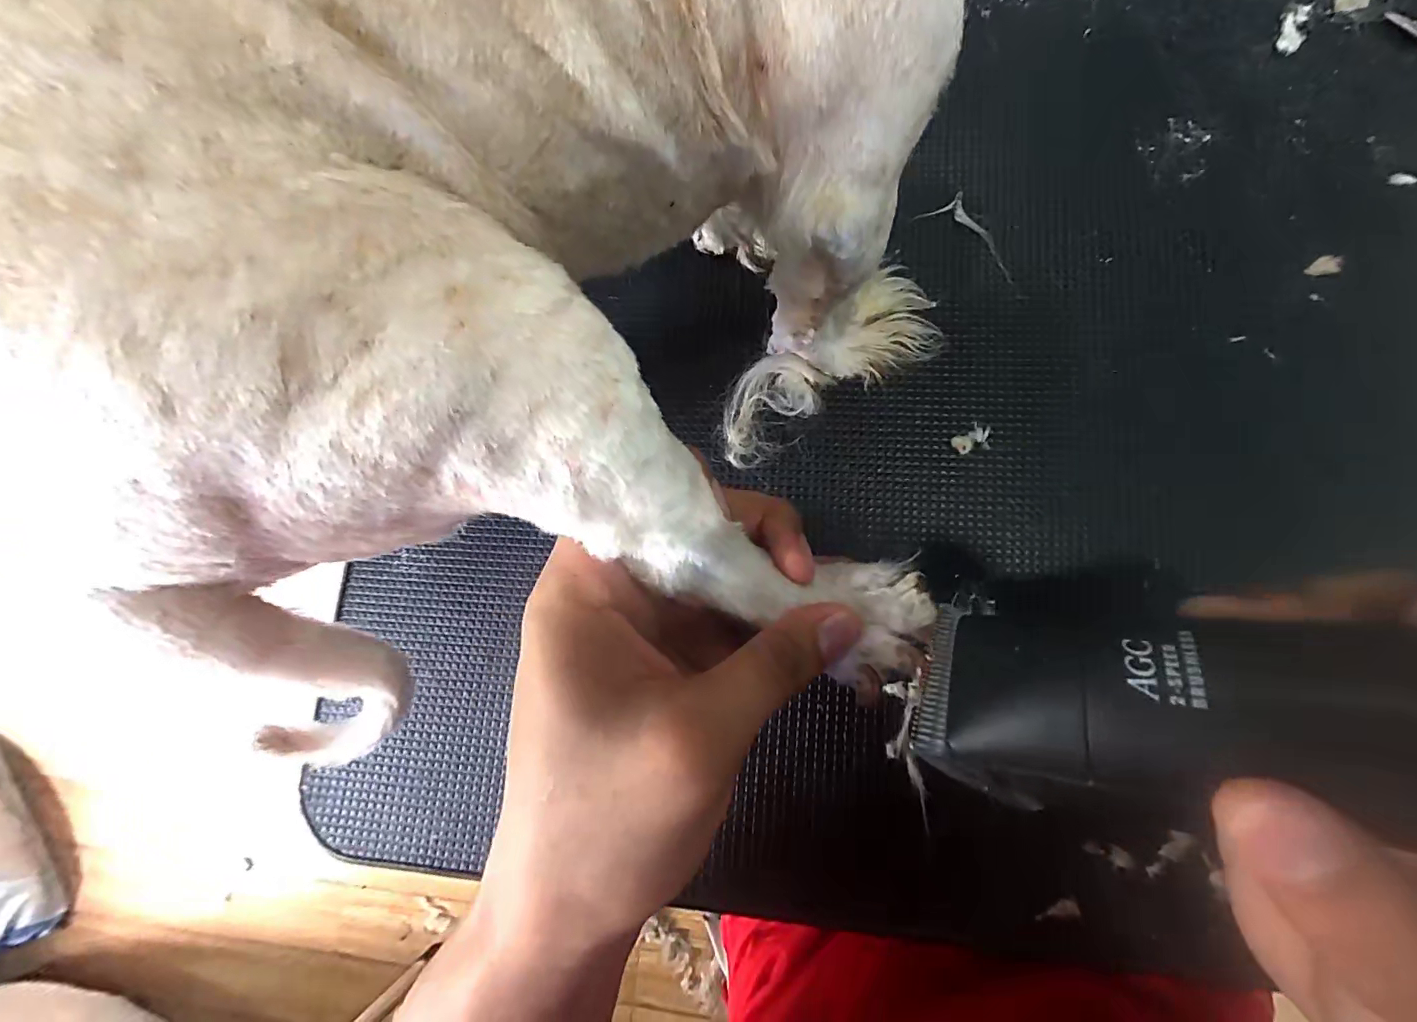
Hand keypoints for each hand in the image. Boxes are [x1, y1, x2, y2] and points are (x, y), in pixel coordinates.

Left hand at [400, 484, 859, 1020]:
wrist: (570, 913)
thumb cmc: (609, 819)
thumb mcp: (700, 734)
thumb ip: (777, 662)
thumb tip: (846, 614)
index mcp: (590, 590)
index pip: (650, 502)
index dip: (719, 506)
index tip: (779, 553)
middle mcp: (620, 596)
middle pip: (700, 534)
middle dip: (766, 551)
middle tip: (817, 588)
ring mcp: (654, 631)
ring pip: (727, 579)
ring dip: (783, 593)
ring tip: (839, 610)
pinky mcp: (682, 664)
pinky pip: (737, 624)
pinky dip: (779, 628)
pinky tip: (824, 638)